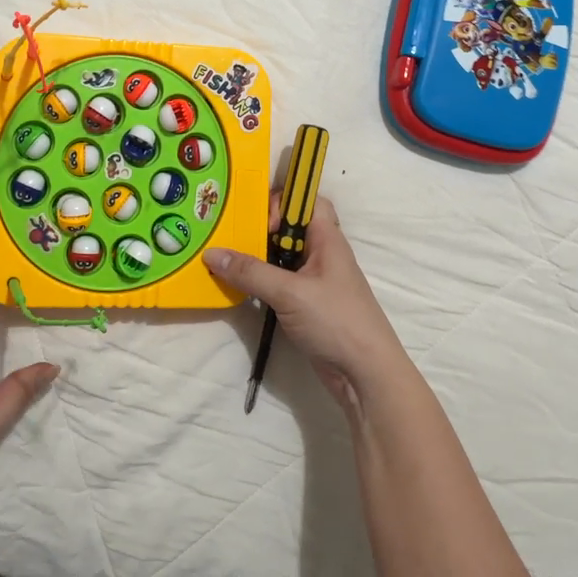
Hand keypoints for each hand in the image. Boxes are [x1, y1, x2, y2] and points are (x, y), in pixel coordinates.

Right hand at [203, 195, 409, 412]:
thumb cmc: (335, 321)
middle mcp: (321, 254)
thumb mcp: (290, 293)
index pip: (307, 202)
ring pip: (281, 257)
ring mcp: (314, 281)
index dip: (283, 203)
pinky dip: (260, 282)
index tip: (261, 224)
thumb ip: (251, 272)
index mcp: (327, 239)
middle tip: (231, 238)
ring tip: (225, 261)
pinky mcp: (306, 305)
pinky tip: (238, 289)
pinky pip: (279, 283)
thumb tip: (211, 253)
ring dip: (256, 258)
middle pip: (289, 229)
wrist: (365, 374)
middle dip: (260, 230)